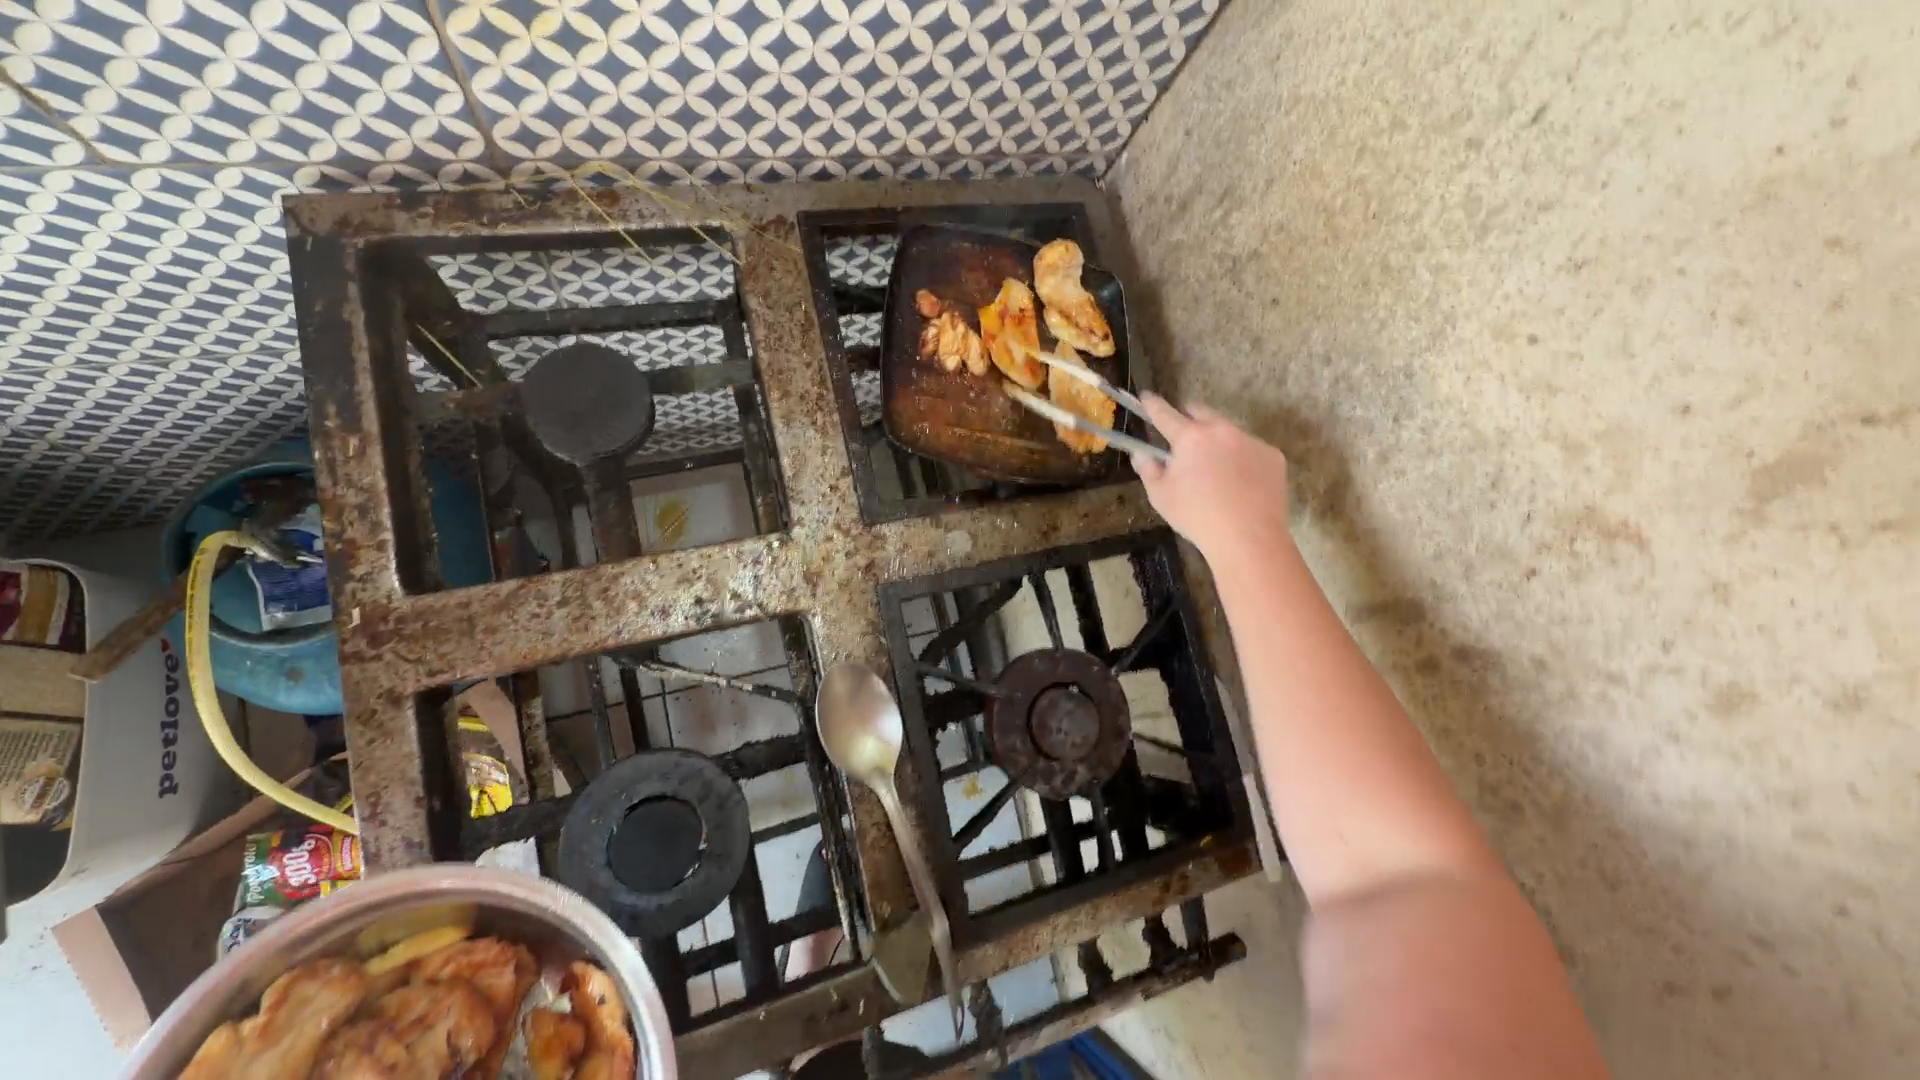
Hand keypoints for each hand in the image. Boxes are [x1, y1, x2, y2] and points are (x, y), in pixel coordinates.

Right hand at [1131, 393, 1292, 562]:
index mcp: (1190, 437)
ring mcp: (1251, 441)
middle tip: (1185, 436)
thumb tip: (1142, 454)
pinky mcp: (1273, 456)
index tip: (1146, 397)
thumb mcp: (1161, 497)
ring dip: (1218, 442)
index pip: (1165, 414)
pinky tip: (1241, 485)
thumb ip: (1148, 470)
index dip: (1153, 405)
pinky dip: (1243, 461)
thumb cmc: (1197, 516)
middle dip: (1190, 418)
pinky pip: (1252, 451)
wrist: (1248, 537)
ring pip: (1229, 433)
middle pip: (1202, 413)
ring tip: (1217, 471)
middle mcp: (1222, 430)